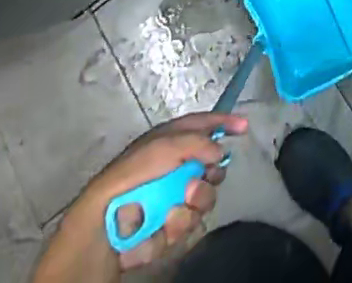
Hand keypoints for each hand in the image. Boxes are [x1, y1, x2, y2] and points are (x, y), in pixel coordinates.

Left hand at [32, 111, 249, 282]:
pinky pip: (191, 222)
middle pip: (210, 165)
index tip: (245, 127)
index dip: (223, 123)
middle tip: (201, 179)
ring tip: (181, 203)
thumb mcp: (163, 148)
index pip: (201, 125)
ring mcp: (173, 196)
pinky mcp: (171, 225)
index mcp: (168, 141)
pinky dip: (181, 223)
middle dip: (211, 174)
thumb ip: (195, 143)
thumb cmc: (132, 177)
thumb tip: (220, 149)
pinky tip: (167, 224)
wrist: (106, 228)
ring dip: (196, 200)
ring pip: (205, 196)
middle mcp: (174, 166)